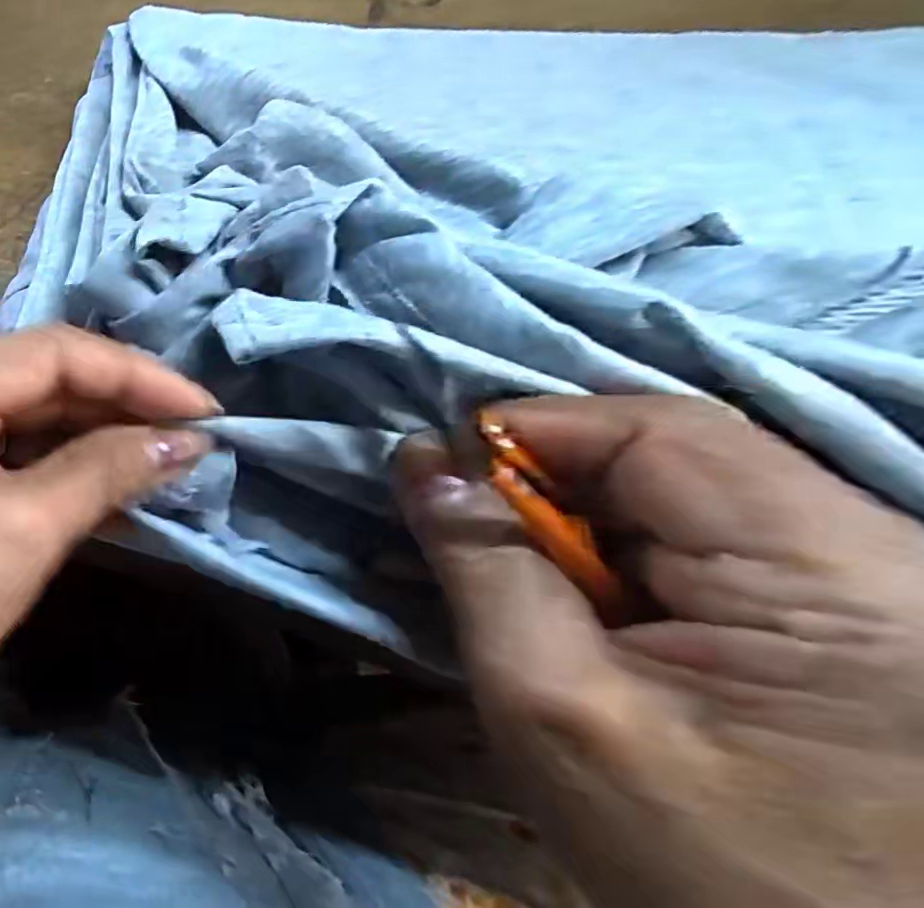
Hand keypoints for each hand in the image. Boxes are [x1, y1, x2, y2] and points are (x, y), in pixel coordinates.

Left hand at [0, 326, 216, 793]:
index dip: (132, 375)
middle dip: (121, 400)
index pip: (48, 353)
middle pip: (42, 373)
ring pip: (36, 404)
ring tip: (173, 446)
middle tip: (194, 430)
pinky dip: (72, 452)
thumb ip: (106, 469)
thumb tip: (188, 439)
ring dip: (103, 426)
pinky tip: (125, 463)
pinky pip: (19, 436)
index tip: (203, 408)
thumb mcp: (25, 529)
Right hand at [395, 396, 923, 907]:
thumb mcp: (551, 703)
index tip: (434, 475)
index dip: (525, 432)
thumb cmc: (704, 868)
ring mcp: (876, 589)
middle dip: (536, 482)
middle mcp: (885, 558)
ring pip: (675, 496)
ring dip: (563, 520)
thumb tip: (419, 460)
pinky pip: (701, 544)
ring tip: (490, 565)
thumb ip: (482, 564)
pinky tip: (555, 594)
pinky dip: (607, 555)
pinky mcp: (849, 620)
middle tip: (451, 527)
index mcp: (841, 578)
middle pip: (667, 455)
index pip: (655, 431)